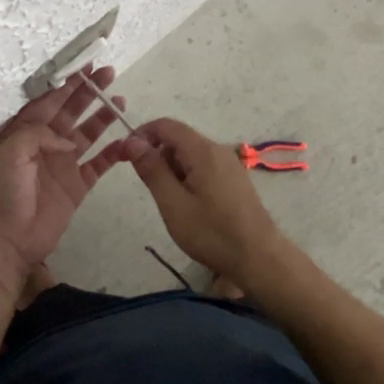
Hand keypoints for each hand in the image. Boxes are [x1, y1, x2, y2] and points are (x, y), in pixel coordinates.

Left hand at [0, 68, 129, 294]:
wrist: (7, 240)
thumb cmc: (3, 194)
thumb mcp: (10, 153)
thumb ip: (37, 133)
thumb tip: (68, 139)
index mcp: (25, 132)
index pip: (50, 101)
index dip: (68, 84)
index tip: (87, 67)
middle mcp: (45, 144)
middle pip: (71, 111)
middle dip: (89, 93)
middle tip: (110, 75)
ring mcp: (62, 164)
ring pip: (87, 134)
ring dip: (102, 117)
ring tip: (120, 101)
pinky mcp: (77, 186)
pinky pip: (99, 164)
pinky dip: (113, 153)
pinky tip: (126, 143)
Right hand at [124, 118, 283, 278]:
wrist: (258, 258)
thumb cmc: (212, 233)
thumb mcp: (173, 203)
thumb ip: (152, 170)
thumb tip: (132, 141)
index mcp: (203, 151)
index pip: (166, 125)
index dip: (142, 134)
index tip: (125, 156)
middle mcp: (218, 151)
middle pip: (179, 139)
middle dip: (157, 155)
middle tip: (148, 187)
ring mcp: (229, 166)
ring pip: (190, 155)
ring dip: (172, 170)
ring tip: (169, 202)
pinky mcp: (234, 181)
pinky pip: (203, 168)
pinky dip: (187, 178)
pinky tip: (188, 205)